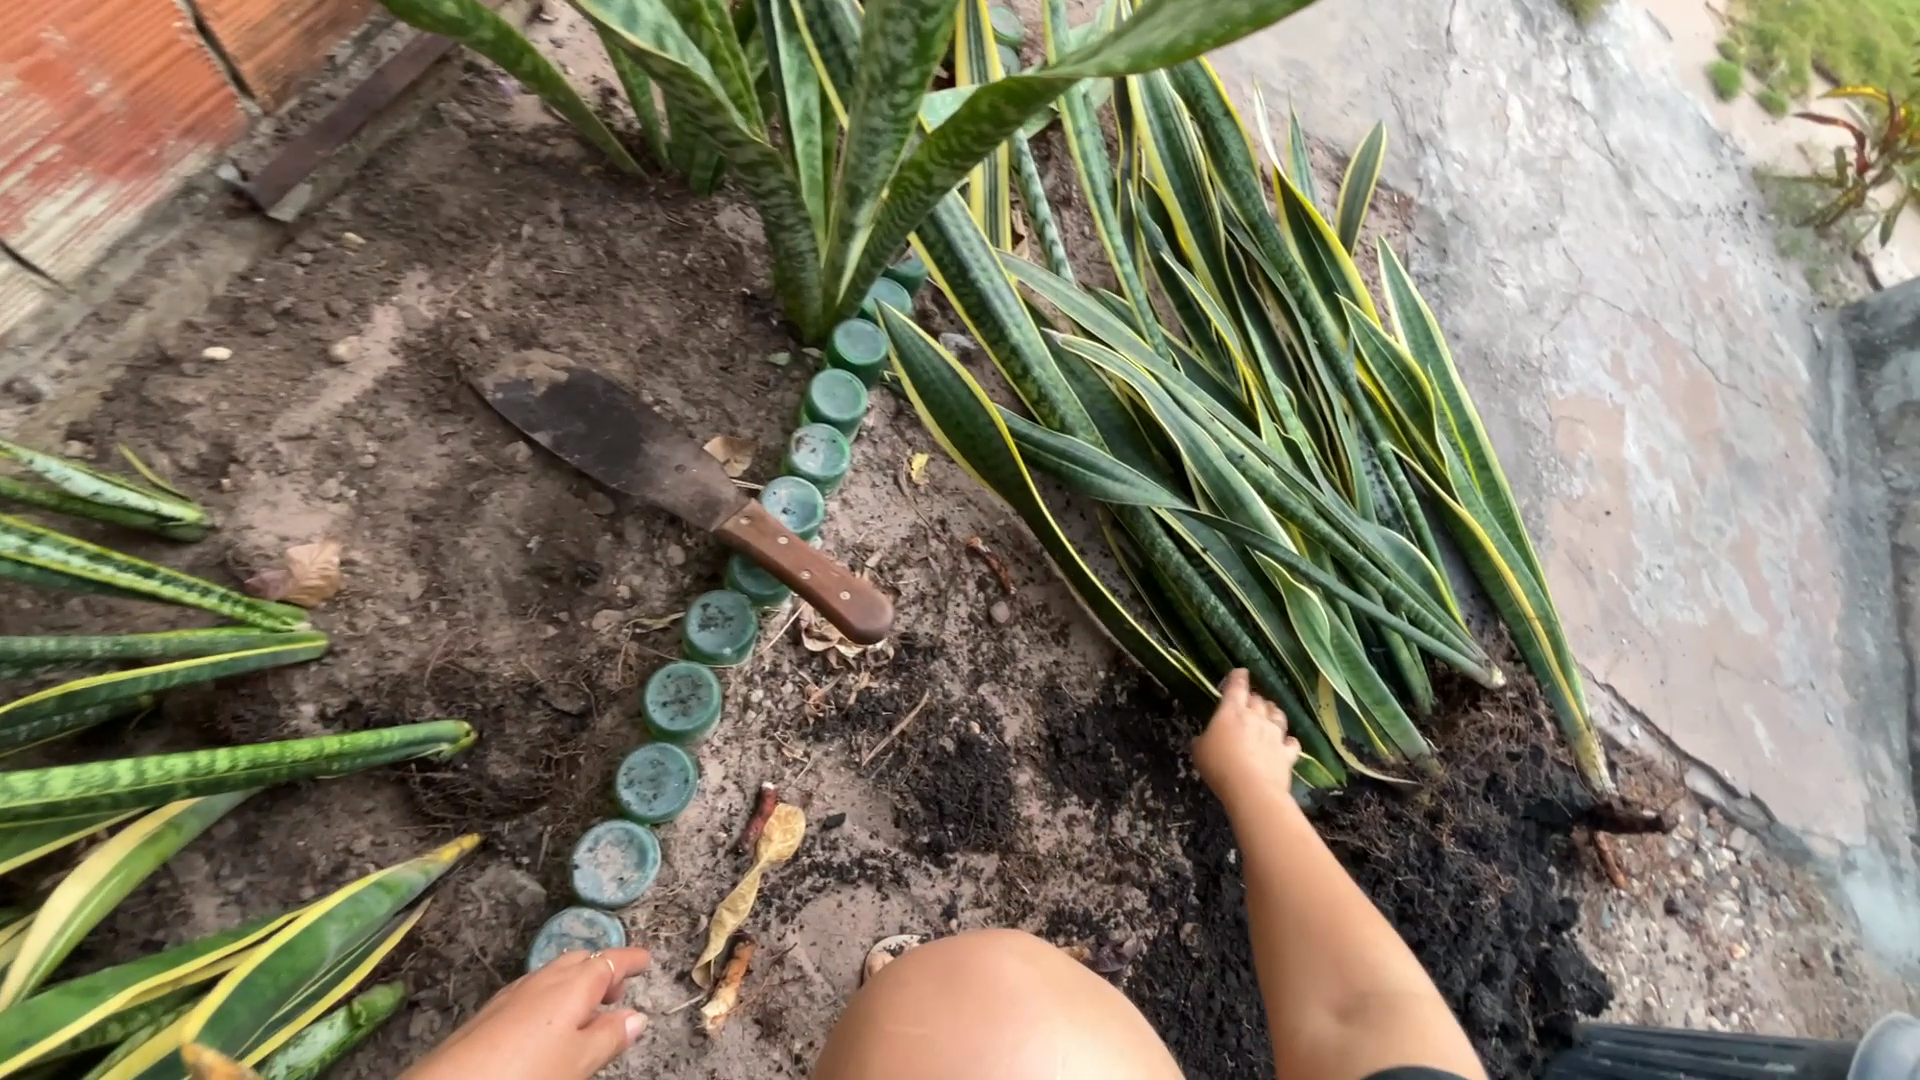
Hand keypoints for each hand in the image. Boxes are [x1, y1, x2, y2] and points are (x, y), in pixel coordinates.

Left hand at [401, 947, 651, 1079]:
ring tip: (584, 1013)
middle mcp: (545, 979)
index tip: (647, 960)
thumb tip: (638, 1017)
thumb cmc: (525, 1074)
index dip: (631, 960)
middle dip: (602, 970)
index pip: (611, 961)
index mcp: (574, 984)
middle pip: (581, 961)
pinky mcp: (488, 1014)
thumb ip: (610, 1037)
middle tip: (616, 993)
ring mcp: (513, 994)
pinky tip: (544, 1026)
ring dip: (574, 985)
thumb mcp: (579, 1062)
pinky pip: (532, 992)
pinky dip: (550, 998)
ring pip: (554, 975)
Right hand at [1192, 669, 1300, 809]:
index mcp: (1231, 711)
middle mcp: (1256, 717)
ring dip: (1272, 712)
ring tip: (1269, 713)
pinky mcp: (1287, 753)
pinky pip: (1291, 742)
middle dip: (1253, 698)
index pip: (1236, 687)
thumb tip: (1205, 739)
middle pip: (1258, 700)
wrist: (1252, 790)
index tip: (1240, 672)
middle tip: (1249, 701)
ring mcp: (1274, 734)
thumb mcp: (1199, 751)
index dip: (1238, 677)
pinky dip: (1288, 740)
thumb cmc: (1219, 766)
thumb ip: (1203, 740)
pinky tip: (1285, 742)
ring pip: (1277, 715)